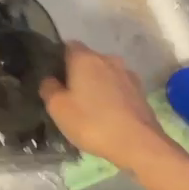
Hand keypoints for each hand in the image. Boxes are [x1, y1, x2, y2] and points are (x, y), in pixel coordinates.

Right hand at [40, 42, 176, 171]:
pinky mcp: (140, 91)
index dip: (59, 59)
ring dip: (97, 86)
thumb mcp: (58, 108)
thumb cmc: (92, 122)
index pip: (68, 46)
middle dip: (78, 74)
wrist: (138, 143)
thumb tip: (50, 80)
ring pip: (105, 74)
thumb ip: (49, 88)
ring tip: (90, 108)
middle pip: (88, 60)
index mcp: (85, 58)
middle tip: (69, 97)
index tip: (54, 77)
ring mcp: (127, 74)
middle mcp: (108, 59)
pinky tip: (108, 115)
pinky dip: (112, 97)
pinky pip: (119, 88)